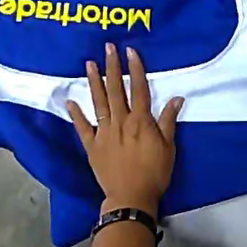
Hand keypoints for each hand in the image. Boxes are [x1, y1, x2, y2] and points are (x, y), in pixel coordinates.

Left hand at [66, 43, 183, 214]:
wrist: (131, 198)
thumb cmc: (155, 173)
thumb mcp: (169, 147)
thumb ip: (169, 121)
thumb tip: (177, 98)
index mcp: (141, 121)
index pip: (139, 88)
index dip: (136, 68)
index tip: (130, 51)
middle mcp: (121, 122)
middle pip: (116, 89)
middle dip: (112, 67)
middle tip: (108, 48)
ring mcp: (104, 133)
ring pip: (99, 102)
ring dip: (94, 82)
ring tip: (89, 64)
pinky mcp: (92, 145)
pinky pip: (83, 127)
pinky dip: (76, 114)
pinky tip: (70, 101)